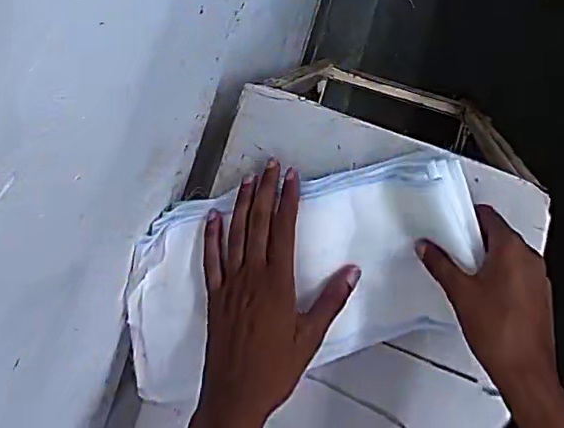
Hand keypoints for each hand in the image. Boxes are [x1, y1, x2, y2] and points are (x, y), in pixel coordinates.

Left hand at [191, 160, 359, 427]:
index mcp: (277, 281)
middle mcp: (252, 275)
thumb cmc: (273, 369)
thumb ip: (331, 301)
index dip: (288, 199)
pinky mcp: (215, 293)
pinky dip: (212, 235)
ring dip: (243, 203)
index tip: (292, 177)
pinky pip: (212, 258)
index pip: (284, 229)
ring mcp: (231, 282)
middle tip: (271, 166)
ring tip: (249, 180)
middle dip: (267, 190)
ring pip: (236, 233)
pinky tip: (214, 216)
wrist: (235, 396)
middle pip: (260, 222)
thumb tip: (351, 272)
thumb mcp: (310, 338)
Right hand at [419, 205, 563, 427]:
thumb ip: (440, 264)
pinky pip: (519, 274)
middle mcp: (529, 259)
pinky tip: (486, 295)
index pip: (488, 215)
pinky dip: (503, 276)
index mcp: (512, 249)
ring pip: (510, 255)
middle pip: (498, 233)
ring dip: (490, 259)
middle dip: (476, 241)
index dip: (467, 217)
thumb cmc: (502, 337)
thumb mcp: (460, 292)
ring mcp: (538, 279)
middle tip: (456, 252)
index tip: (454, 224)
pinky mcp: (541, 297)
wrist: (526, 376)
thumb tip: (427, 249)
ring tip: (469, 276)